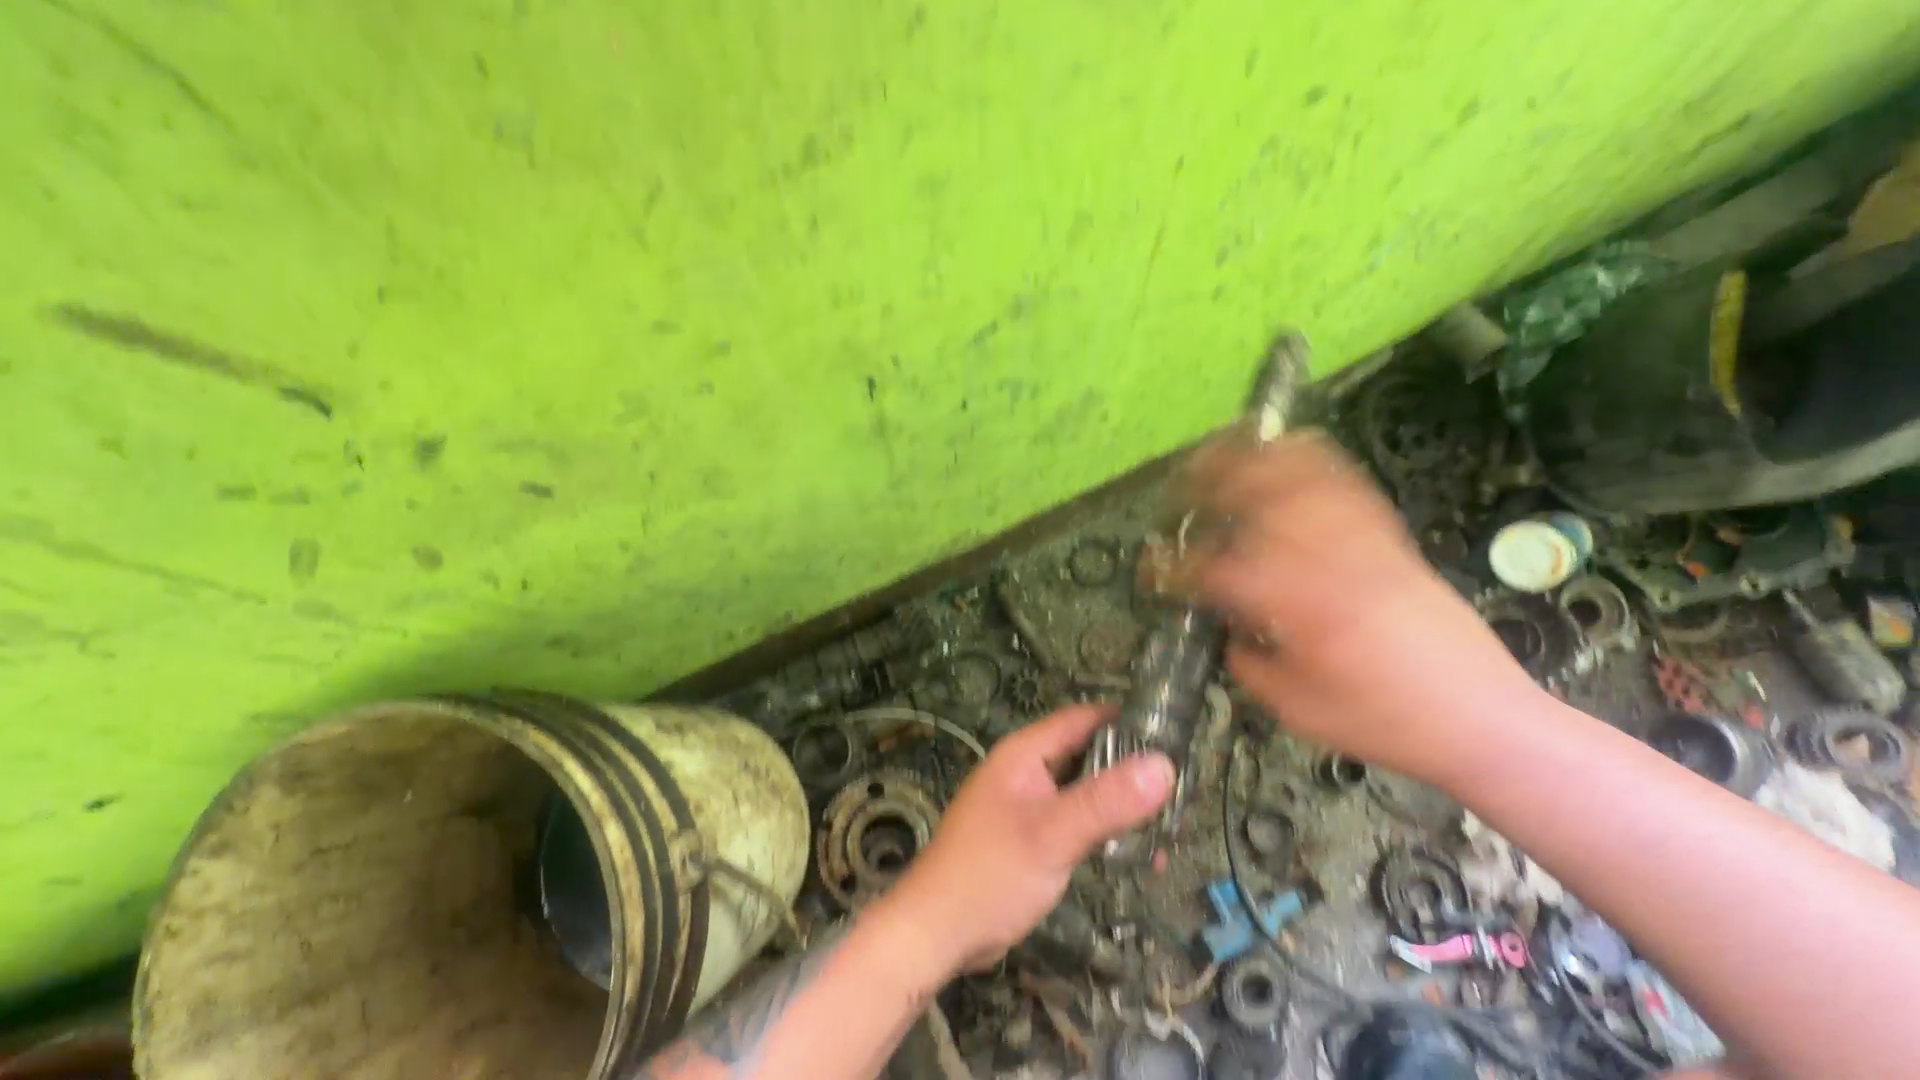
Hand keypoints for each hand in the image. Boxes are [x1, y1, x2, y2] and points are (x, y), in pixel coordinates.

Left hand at [876, 705, 1173, 976]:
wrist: (937, 933)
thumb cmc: (991, 874)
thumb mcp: (1053, 834)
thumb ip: (1107, 801)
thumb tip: (1165, 765)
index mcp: (1025, 755)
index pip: (1084, 719)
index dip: (1128, 722)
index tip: (1177, 735)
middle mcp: (1026, 773)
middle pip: (1089, 756)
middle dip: (1132, 772)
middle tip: (1182, 791)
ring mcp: (1028, 807)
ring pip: (1086, 794)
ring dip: (1122, 808)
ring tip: (1169, 829)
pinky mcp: (1031, 840)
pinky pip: (1077, 825)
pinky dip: (1105, 834)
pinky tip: (1138, 858)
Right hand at [1176, 431, 1540, 782]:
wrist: (1482, 719)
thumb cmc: (1385, 723)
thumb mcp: (1300, 711)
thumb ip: (1252, 668)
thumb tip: (1231, 635)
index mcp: (1300, 609)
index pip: (1220, 571)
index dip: (1178, 568)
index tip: (1156, 569)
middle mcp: (1330, 562)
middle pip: (1260, 499)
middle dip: (1211, 484)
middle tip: (1180, 484)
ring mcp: (1366, 544)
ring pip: (1305, 479)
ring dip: (1257, 458)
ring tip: (1224, 447)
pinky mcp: (1394, 540)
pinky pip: (1350, 485)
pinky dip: (1315, 459)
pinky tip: (1292, 446)